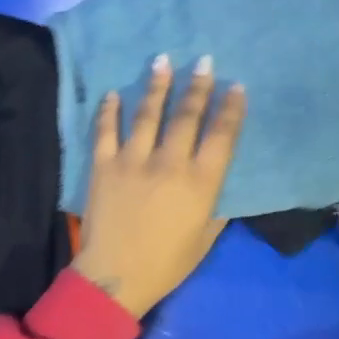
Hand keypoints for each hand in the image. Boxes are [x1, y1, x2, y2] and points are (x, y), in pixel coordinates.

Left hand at [73, 55, 246, 318]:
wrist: (115, 276)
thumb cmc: (167, 263)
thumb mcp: (206, 238)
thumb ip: (216, 205)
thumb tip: (220, 181)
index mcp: (201, 182)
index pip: (221, 135)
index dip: (230, 108)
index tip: (235, 86)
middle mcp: (169, 163)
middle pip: (186, 117)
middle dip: (196, 86)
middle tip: (203, 61)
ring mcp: (132, 161)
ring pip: (147, 115)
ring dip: (156, 86)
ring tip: (162, 61)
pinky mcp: (103, 166)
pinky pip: (105, 131)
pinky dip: (109, 110)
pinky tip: (113, 93)